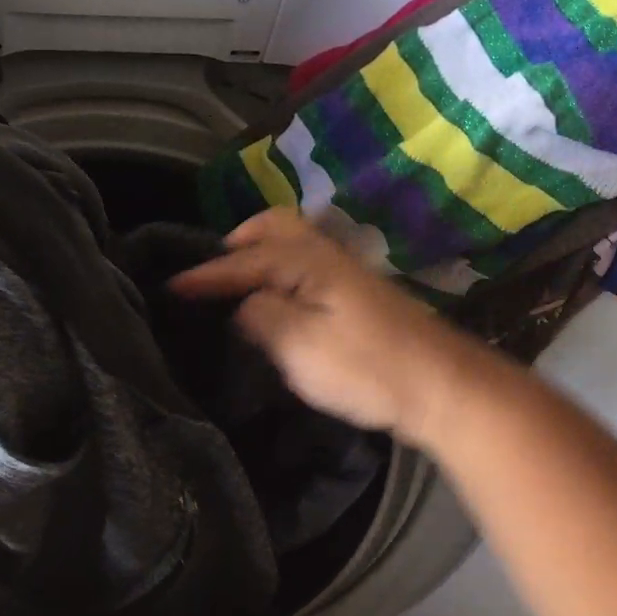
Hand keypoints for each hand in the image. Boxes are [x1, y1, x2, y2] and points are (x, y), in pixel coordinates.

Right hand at [168, 208, 501, 447]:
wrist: (446, 388)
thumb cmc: (368, 367)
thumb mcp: (299, 347)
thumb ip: (259, 317)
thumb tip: (241, 306)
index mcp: (306, 261)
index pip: (241, 262)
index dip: (204, 276)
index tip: (169, 287)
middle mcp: (325, 254)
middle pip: (273, 227)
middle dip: (236, 243)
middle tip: (211, 273)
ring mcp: (347, 271)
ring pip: (292, 243)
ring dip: (259, 254)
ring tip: (237, 284)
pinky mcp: (359, 294)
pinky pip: (306, 262)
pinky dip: (280, 268)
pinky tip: (277, 298)